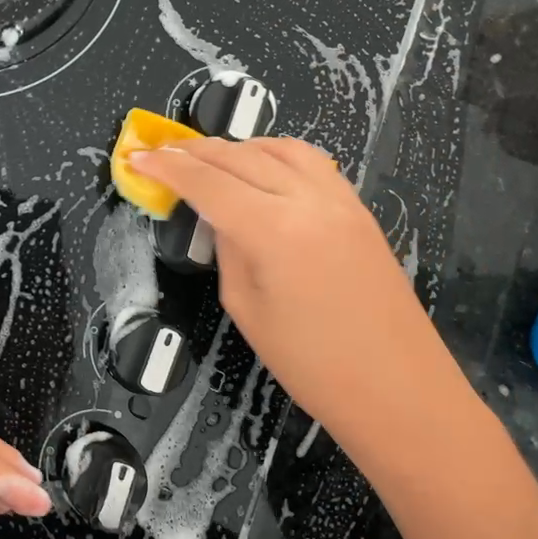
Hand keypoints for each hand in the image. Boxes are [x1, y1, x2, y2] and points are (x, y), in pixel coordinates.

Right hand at [128, 137, 474, 457]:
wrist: (401, 392)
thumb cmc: (311, 364)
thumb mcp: (246, 307)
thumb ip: (227, 249)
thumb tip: (219, 216)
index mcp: (273, 229)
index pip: (206, 181)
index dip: (166, 166)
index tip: (136, 156)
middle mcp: (308, 201)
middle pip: (240, 156)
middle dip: (194, 151)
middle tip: (162, 153)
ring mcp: (341, 201)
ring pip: (280, 148)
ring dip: (238, 146)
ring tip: (209, 157)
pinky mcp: (360, 211)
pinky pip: (312, 163)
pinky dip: (276, 155)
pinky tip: (261, 169)